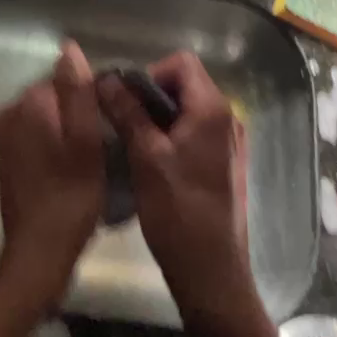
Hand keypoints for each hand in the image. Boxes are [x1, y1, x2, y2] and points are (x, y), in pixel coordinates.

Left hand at [0, 40, 107, 300]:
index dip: (92, 98)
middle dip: (79, 114)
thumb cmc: (69, 198)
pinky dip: (56, 144)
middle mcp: (10, 111)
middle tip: (103, 146)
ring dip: (68, 130)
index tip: (109, 124)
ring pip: (48, 116)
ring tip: (91, 159)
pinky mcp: (7, 156)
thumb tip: (70, 48)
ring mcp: (5, 135)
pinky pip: (38, 134)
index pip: (67, 78)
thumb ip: (78, 93)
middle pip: (56, 96)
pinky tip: (72, 168)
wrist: (37, 254)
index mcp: (28, 102)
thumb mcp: (86, 143)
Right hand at [96, 51, 258, 327]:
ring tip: (134, 147)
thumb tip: (106, 79)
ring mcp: (230, 143)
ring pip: (188, 111)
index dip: (150, 74)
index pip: (181, 63)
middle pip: (185, 85)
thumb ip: (127, 112)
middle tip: (124, 125)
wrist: (212, 273)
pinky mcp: (226, 165)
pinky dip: (173, 138)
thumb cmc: (178, 211)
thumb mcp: (145, 157)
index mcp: (213, 109)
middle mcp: (228, 118)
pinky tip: (153, 165)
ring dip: (159, 119)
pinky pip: (196, 134)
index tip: (128, 103)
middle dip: (150, 98)